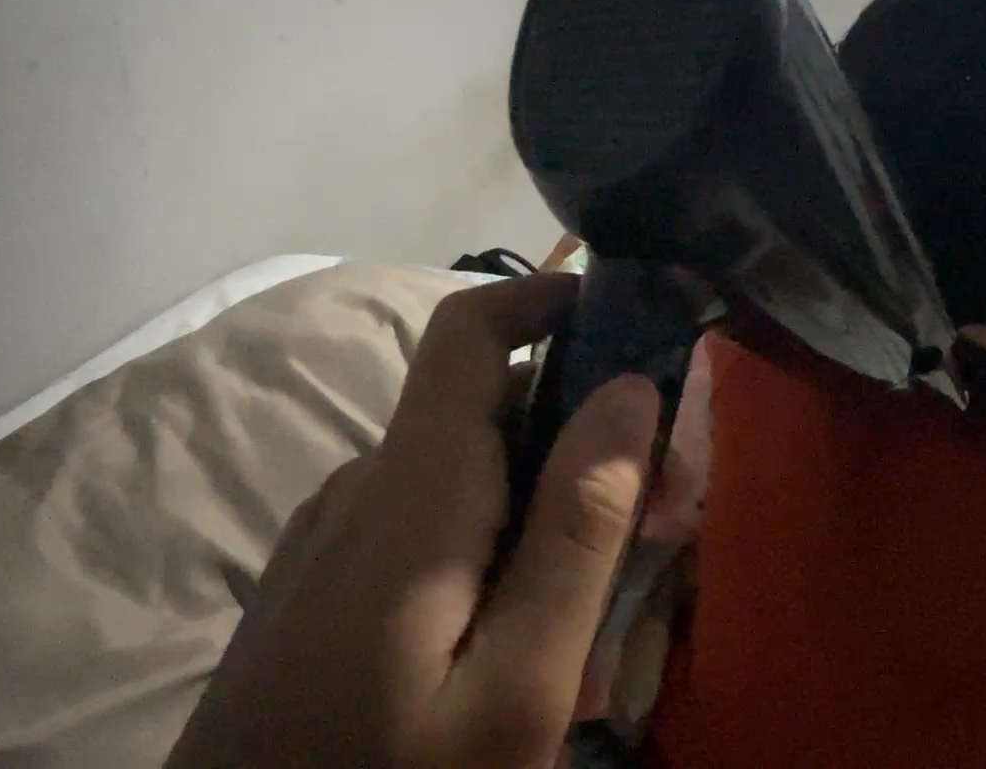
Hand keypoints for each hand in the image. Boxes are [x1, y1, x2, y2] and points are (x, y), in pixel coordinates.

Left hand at [167, 274, 660, 768]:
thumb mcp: (517, 687)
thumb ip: (578, 531)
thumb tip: (630, 390)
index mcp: (411, 489)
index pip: (469, 331)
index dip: (546, 298)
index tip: (630, 324)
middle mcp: (366, 485)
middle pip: (488, 406)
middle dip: (582, 432)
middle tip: (658, 512)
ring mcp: (337, 532)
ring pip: (467, 468)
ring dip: (546, 497)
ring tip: (600, 595)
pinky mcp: (327, 577)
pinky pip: (432, 519)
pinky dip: (497, 536)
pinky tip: (519, 626)